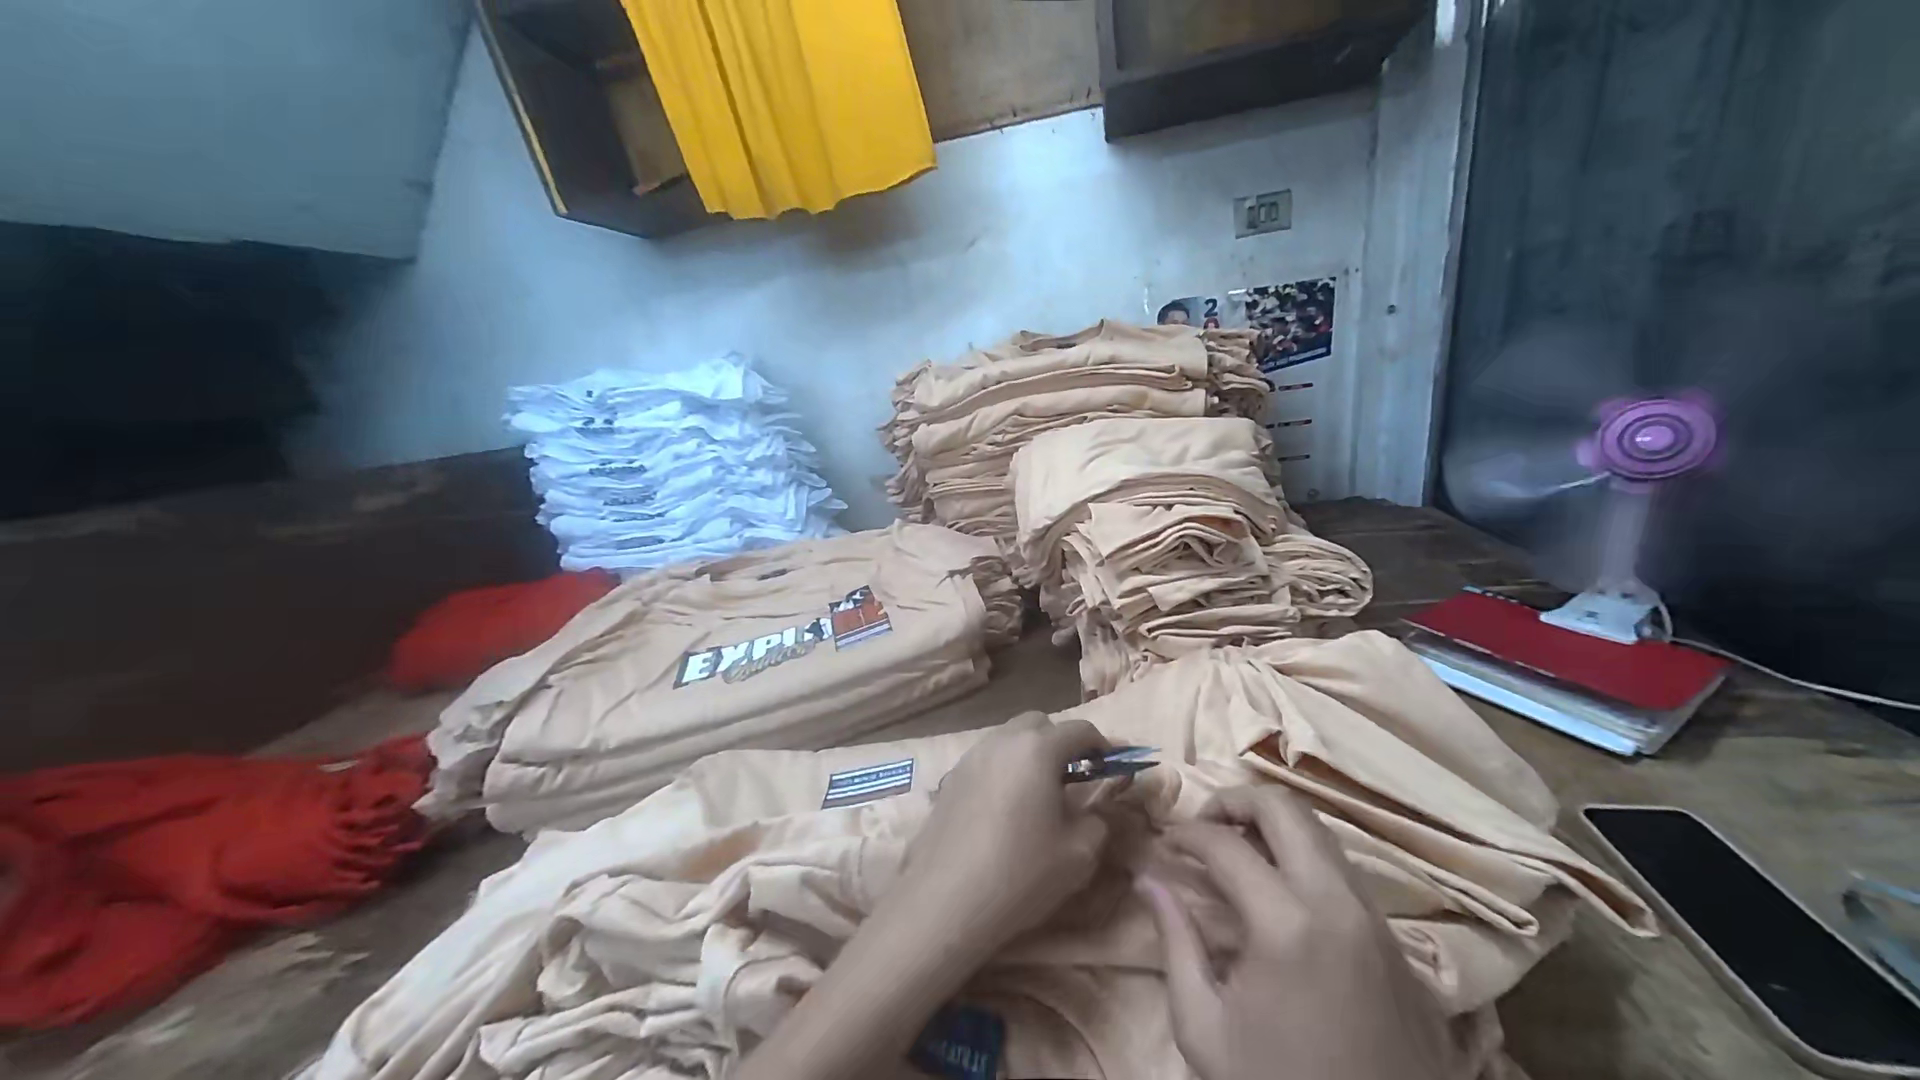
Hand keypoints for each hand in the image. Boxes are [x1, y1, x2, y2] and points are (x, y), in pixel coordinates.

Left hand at [893, 711, 1112, 954]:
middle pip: (1039, 724)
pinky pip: (987, 760)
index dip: (1102, 745)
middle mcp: (1002, 741)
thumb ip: (1097, 821)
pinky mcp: (950, 778)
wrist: (946, 899)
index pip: (1080, 730)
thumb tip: (1093, 811)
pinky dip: (1004, 769)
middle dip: (1061, 742)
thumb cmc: (1021, 872)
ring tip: (1038, 794)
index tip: (1112, 766)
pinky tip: (1005, 808)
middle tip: (1074, 778)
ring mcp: (971, 757)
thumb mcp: (1079, 854)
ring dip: (1029, 754)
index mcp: (1037, 749)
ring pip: (1008, 739)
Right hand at [1137, 786, 1452, 1079]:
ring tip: (1235, 851)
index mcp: (1288, 925)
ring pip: (1321, 833)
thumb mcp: (1205, 1029)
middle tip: (1202, 826)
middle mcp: (1339, 905)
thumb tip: (1149, 880)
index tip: (1164, 842)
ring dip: (1271, 826)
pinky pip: (1344, 872)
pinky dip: (1302, 858)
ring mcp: (1377, 921)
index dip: (1186, 832)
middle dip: (1233, 800)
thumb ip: (1175, 943)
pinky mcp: (1399, 945)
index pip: (1226, 842)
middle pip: (1285, 809)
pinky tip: (1278, 891)